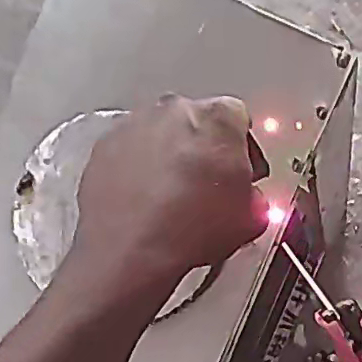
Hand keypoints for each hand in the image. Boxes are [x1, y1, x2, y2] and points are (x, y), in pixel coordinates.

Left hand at [66, 95, 269, 288]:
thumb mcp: (250, 217)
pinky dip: (141, 170)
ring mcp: (135, 126)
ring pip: (162, 135)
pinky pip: (132, 152)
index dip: (245, 150)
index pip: (239, 119)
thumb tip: (251, 199)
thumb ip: (255, 195)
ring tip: (178, 200)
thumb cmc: (187, 228)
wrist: (132, 249)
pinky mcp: (106, 146)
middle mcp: (173, 112)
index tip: (243, 171)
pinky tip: (151, 202)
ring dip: (172, 160)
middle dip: (205, 151)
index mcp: (217, 119)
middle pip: (198, 123)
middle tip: (211, 187)